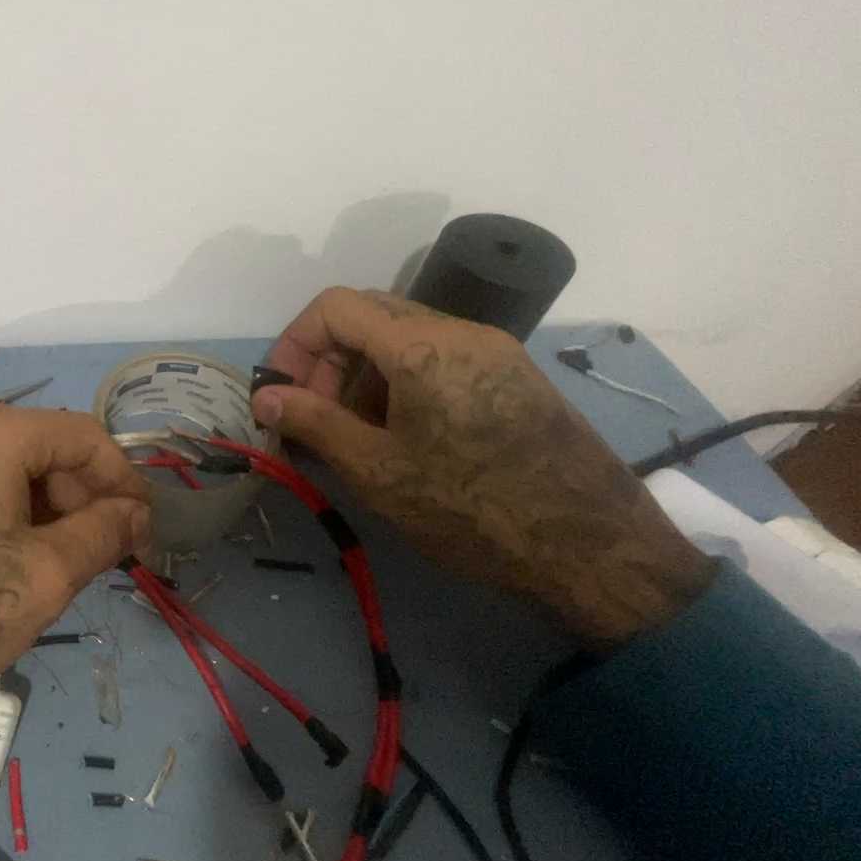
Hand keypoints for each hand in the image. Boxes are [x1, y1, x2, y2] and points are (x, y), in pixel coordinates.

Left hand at [0, 404, 150, 772]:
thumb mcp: (46, 574)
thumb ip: (103, 533)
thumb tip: (136, 513)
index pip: (83, 436)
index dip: (123, 480)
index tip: (143, 531)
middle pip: (42, 445)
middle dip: (82, 496)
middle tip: (103, 553)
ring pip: (6, 464)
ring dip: (45, 506)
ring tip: (60, 563)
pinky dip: (5, 509)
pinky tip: (11, 557)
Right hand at [253, 287, 709, 646]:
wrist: (598, 553)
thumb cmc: (471, 510)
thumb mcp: (375, 469)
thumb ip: (311, 421)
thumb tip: (262, 397)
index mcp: (423, 346)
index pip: (334, 308)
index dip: (293, 343)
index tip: (280, 393)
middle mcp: (461, 333)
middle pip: (367, 318)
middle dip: (325, 362)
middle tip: (312, 418)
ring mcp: (494, 353)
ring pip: (401, 339)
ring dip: (360, 377)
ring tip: (351, 436)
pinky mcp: (513, 378)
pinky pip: (437, 360)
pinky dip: (398, 385)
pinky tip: (398, 436)